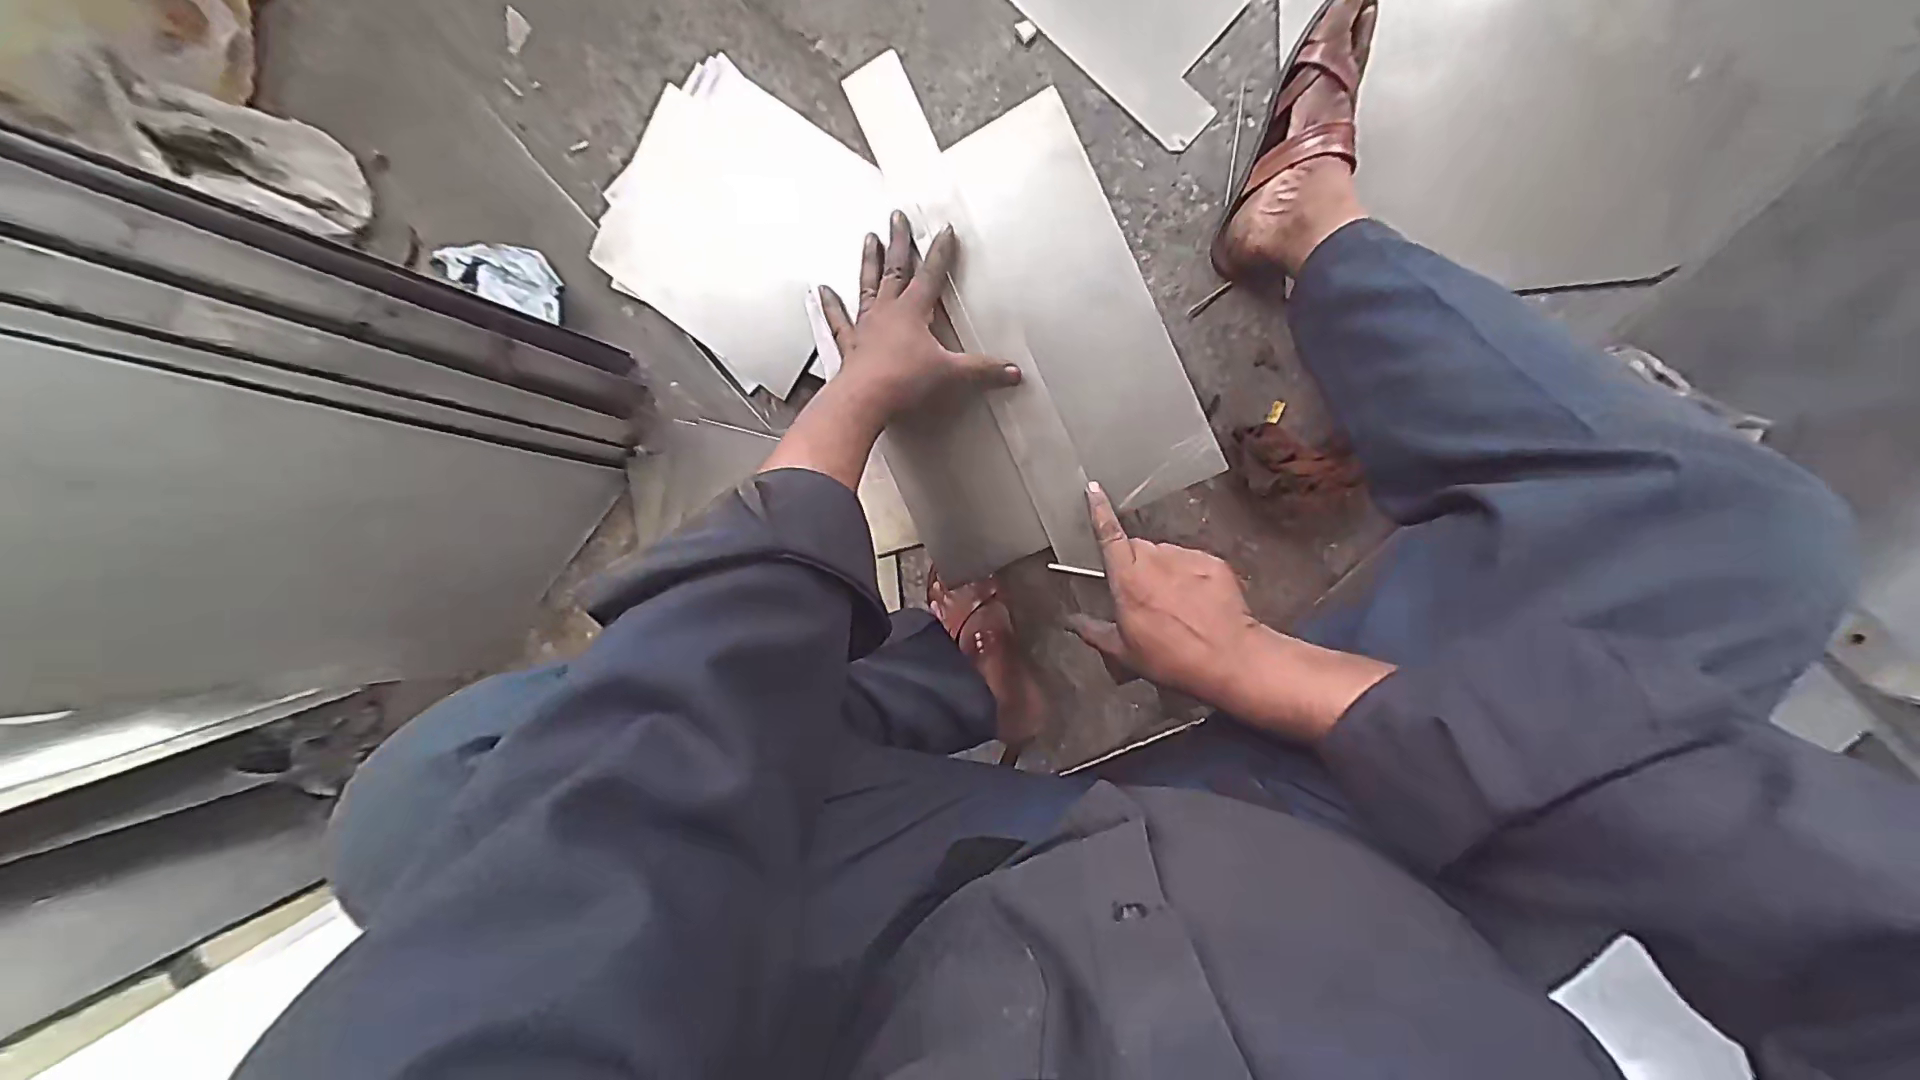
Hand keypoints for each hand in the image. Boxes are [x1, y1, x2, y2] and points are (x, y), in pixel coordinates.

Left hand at [818, 211, 1021, 421]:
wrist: (864, 400)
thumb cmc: (903, 383)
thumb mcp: (950, 375)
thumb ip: (982, 371)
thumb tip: (1011, 372)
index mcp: (913, 312)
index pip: (931, 274)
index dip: (940, 251)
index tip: (945, 231)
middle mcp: (887, 311)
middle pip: (895, 268)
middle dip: (899, 242)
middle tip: (897, 217)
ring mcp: (866, 326)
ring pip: (867, 285)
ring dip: (869, 261)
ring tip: (868, 238)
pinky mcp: (850, 345)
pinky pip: (839, 320)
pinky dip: (830, 305)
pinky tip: (822, 291)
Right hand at [1068, 483, 1267, 704]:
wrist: (1230, 659)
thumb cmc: (1173, 659)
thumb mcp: (1124, 652)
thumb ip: (1093, 631)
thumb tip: (1073, 622)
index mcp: (1127, 579)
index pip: (1108, 535)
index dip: (1098, 511)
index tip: (1093, 491)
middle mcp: (1155, 561)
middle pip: (1137, 547)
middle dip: (1134, 563)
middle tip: (1141, 596)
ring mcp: (1186, 559)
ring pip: (1164, 554)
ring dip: (1162, 571)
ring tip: (1173, 604)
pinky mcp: (1212, 562)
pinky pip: (1191, 561)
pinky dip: (1189, 575)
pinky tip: (1195, 602)